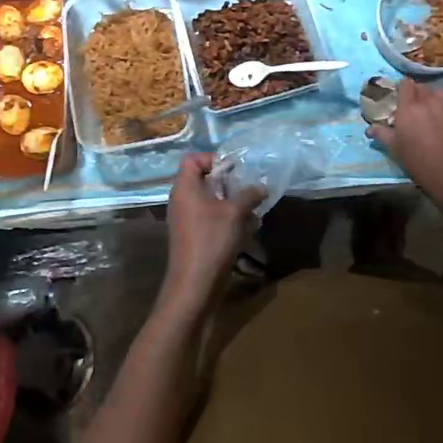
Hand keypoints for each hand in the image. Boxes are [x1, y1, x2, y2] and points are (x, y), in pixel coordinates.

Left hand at [161, 154, 260, 314]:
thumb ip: (249, 194)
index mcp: (185, 187)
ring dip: (233, 206)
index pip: (193, 159)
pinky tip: (247, 232)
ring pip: (211, 202)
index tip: (235, 171)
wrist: (195, 283)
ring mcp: (186, 219)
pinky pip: (211, 220)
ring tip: (253, 215)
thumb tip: (261, 187)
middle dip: (230, 185)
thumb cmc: (212, 239)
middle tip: (248, 192)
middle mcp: (182, 200)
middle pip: (204, 180)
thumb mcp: (235, 212)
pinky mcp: (193, 236)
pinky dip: (228, 222)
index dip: (214, 159)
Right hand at [367, 80, 442, 196]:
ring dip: (439, 96)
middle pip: (424, 86)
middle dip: (421, 93)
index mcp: (409, 106)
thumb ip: (382, 134)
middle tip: (420, 107)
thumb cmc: (419, 161)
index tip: (403, 97)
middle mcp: (431, 99)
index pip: (405, 83)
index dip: (404, 89)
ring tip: (439, 108)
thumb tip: (370, 128)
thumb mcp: (395, 148)